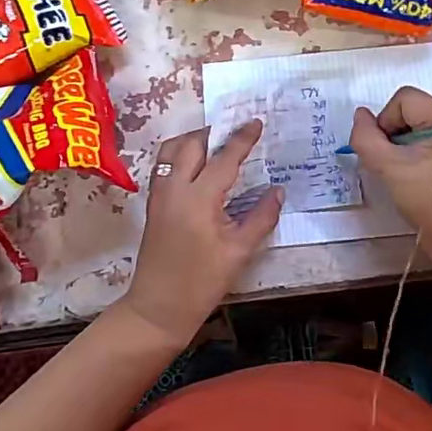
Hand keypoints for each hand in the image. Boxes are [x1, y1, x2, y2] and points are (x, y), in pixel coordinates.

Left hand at [121, 121, 282, 344]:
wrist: (158, 308)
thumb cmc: (201, 283)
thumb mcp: (239, 252)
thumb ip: (261, 217)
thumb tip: (278, 191)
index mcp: (199, 199)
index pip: (224, 158)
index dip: (242, 138)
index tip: (256, 122)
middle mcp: (175, 188)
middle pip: (192, 144)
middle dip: (214, 132)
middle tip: (236, 132)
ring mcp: (159, 194)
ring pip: (172, 149)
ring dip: (194, 139)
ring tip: (216, 143)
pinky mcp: (153, 203)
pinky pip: (164, 164)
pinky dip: (180, 153)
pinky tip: (197, 164)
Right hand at [349, 87, 431, 259]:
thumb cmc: (425, 200)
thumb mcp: (387, 167)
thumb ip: (365, 137)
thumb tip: (361, 115)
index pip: (404, 99)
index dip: (386, 120)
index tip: (386, 150)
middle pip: (410, 107)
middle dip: (393, 131)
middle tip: (392, 160)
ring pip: (416, 121)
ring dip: (401, 140)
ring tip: (402, 166)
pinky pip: (426, 133)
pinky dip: (412, 146)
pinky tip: (413, 169)